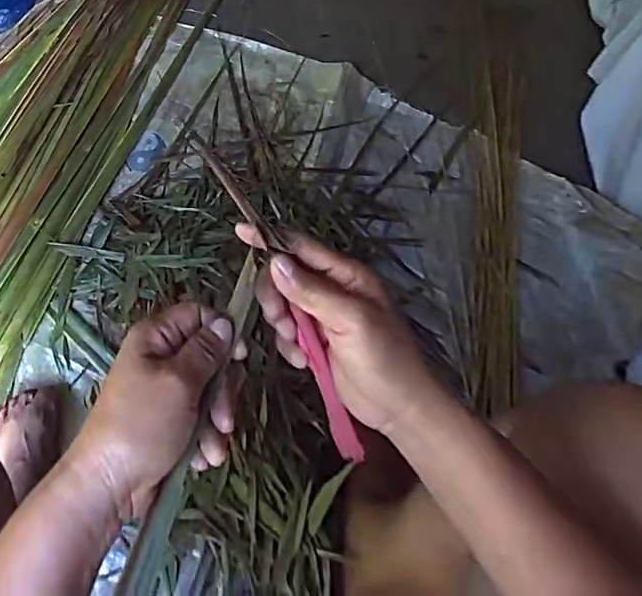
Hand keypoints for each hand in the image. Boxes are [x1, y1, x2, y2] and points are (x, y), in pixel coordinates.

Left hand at [66, 302, 244, 520]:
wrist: (110, 485)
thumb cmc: (142, 424)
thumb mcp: (179, 383)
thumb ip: (206, 352)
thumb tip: (225, 321)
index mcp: (155, 337)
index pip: (197, 315)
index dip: (222, 331)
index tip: (241, 358)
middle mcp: (159, 358)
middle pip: (209, 357)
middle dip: (223, 390)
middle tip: (223, 419)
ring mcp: (164, 391)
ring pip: (209, 392)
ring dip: (216, 421)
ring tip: (211, 448)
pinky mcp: (169, 421)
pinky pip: (199, 419)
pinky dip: (205, 438)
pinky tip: (201, 459)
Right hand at [239, 225, 435, 432]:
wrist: (401, 411)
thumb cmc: (386, 359)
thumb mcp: (351, 321)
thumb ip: (312, 291)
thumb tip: (275, 262)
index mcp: (345, 274)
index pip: (300, 246)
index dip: (270, 239)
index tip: (240, 230)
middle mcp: (331, 288)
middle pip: (284, 275)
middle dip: (275, 295)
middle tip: (280, 319)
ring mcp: (322, 314)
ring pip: (282, 303)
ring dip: (281, 323)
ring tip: (297, 344)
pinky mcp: (315, 339)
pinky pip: (286, 330)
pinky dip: (288, 344)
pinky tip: (303, 360)